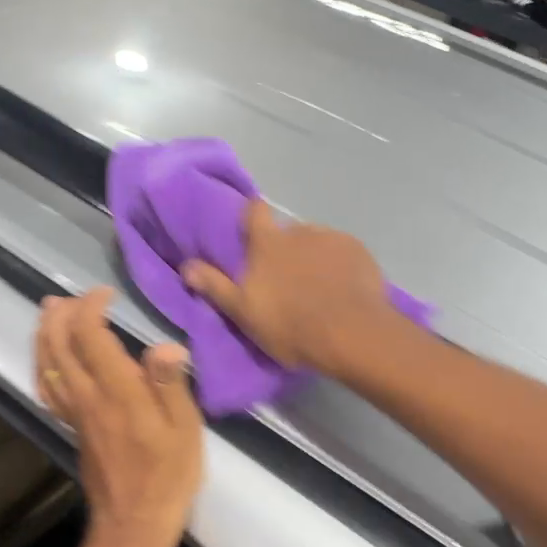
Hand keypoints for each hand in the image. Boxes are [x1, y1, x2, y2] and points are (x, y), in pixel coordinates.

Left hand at [36, 289, 203, 546]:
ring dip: (45, 333)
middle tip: (74, 297)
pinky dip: (42, 364)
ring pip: (46, 364)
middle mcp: (87, 397)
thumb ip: (171, 385)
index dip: (91, 306)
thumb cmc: (168, 475)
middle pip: (58, 344)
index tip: (107, 293)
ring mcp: (74, 413)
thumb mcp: (185, 430)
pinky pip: (46, 387)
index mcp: (117, 392)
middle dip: (61, 314)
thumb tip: (165, 345)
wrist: (133, 522)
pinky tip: (49, 358)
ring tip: (51, 312)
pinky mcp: (71, 427)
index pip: (89, 335)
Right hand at [181, 200, 400, 377]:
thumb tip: (186, 266)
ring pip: (317, 244)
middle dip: (287, 251)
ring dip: (314, 259)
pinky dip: (340, 267)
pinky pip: (343, 254)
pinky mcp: (359, 252)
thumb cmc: (290, 326)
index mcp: (268, 244)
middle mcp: (300, 231)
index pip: (254, 211)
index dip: (251, 216)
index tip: (251, 231)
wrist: (351, 334)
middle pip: (288, 233)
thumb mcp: (245, 313)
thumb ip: (216, 287)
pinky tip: (343, 291)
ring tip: (319, 290)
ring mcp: (332, 239)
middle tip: (288, 281)